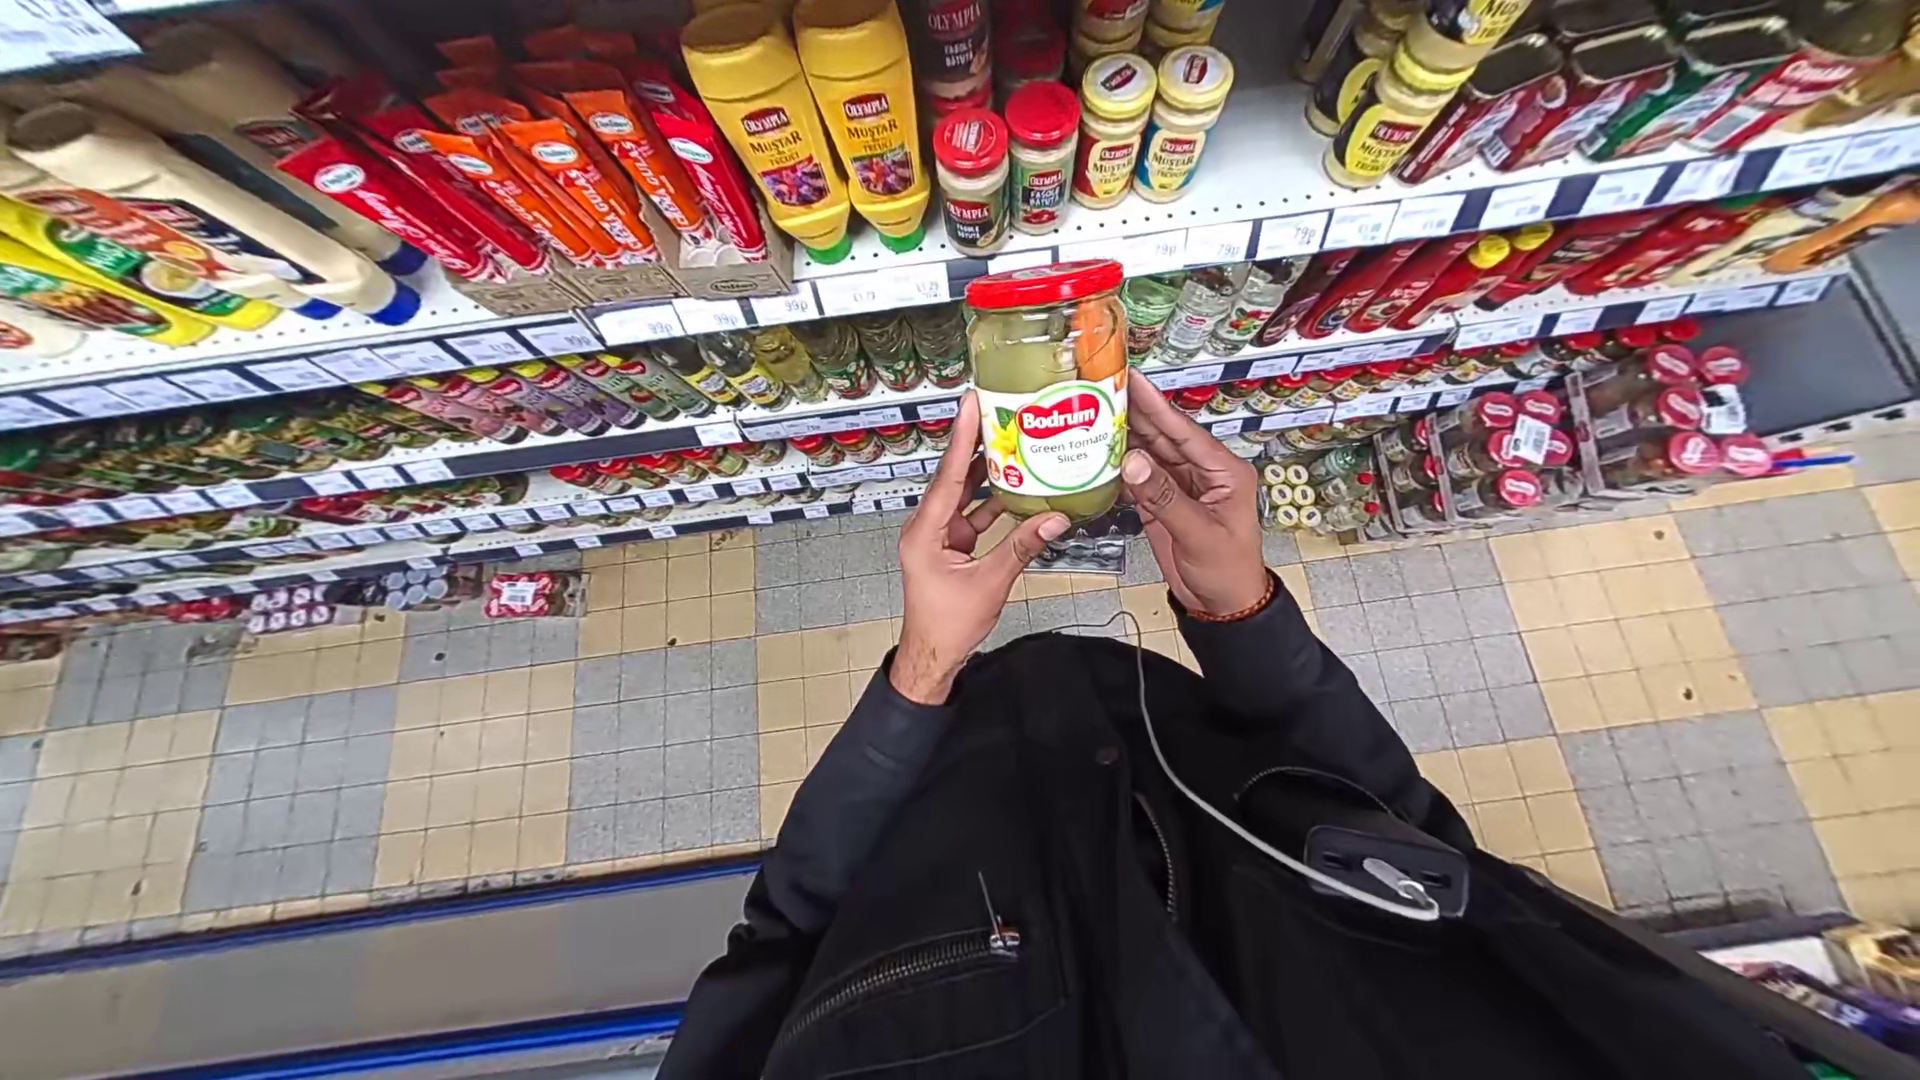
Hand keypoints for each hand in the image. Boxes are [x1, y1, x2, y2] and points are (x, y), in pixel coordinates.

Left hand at [894, 392, 1068, 703]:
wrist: (933, 654)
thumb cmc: (946, 625)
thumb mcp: (989, 583)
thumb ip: (1022, 547)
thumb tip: (1053, 519)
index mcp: (925, 532)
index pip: (947, 476)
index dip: (961, 439)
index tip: (970, 406)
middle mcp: (927, 527)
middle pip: (954, 478)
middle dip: (974, 446)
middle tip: (994, 412)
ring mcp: (939, 536)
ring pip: (964, 495)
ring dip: (985, 472)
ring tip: (1009, 441)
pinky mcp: (952, 545)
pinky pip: (973, 515)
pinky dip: (992, 503)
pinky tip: (1015, 488)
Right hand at [1121, 371, 1267, 617]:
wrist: (1222, 604)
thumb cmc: (1228, 570)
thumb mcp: (1199, 533)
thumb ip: (1164, 497)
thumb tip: (1132, 462)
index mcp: (1222, 471)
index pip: (1182, 431)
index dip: (1154, 404)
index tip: (1131, 380)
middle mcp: (1200, 473)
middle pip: (1162, 437)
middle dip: (1134, 413)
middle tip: (1103, 389)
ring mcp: (1180, 487)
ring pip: (1148, 455)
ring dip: (1123, 438)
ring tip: (1093, 415)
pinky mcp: (1162, 504)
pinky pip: (1138, 479)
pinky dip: (1119, 468)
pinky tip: (1099, 456)